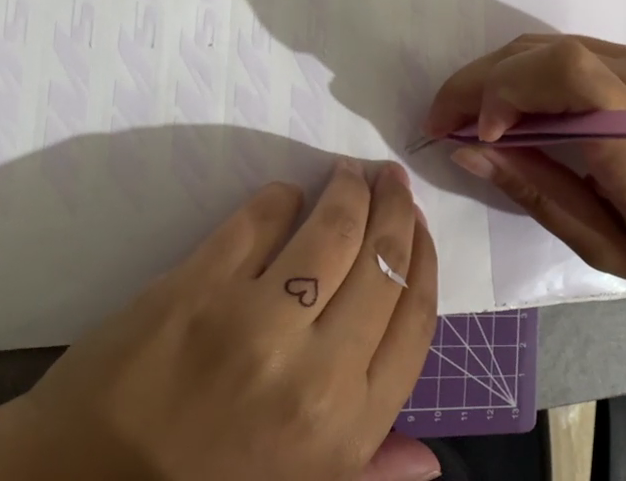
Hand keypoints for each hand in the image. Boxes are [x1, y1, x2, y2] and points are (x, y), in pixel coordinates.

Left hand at [0, 161, 441, 480]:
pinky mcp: (196, 285)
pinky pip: (258, 218)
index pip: (414, 319)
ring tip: (350, 174)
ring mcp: (253, 322)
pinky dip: (280, 197)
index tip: (416, 224)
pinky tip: (286, 197)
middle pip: (381, 263)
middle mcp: (314, 372)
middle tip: (390, 179)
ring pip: (329, 231)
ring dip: (348, 191)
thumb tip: (429, 459)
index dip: (422, 258)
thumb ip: (366, 472)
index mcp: (346, 427)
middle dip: (395, 210)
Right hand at [426, 35, 625, 304]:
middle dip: (480, 79)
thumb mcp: (614, 250)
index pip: (562, 77)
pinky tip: (514, 106)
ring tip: (467, 114)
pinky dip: (529, 71)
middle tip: (441, 120)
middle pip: (546, 52)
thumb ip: (538, 193)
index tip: (471, 136)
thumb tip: (471, 152)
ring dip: (500, 72)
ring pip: (554, 44)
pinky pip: (575, 53)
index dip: (502, 92)